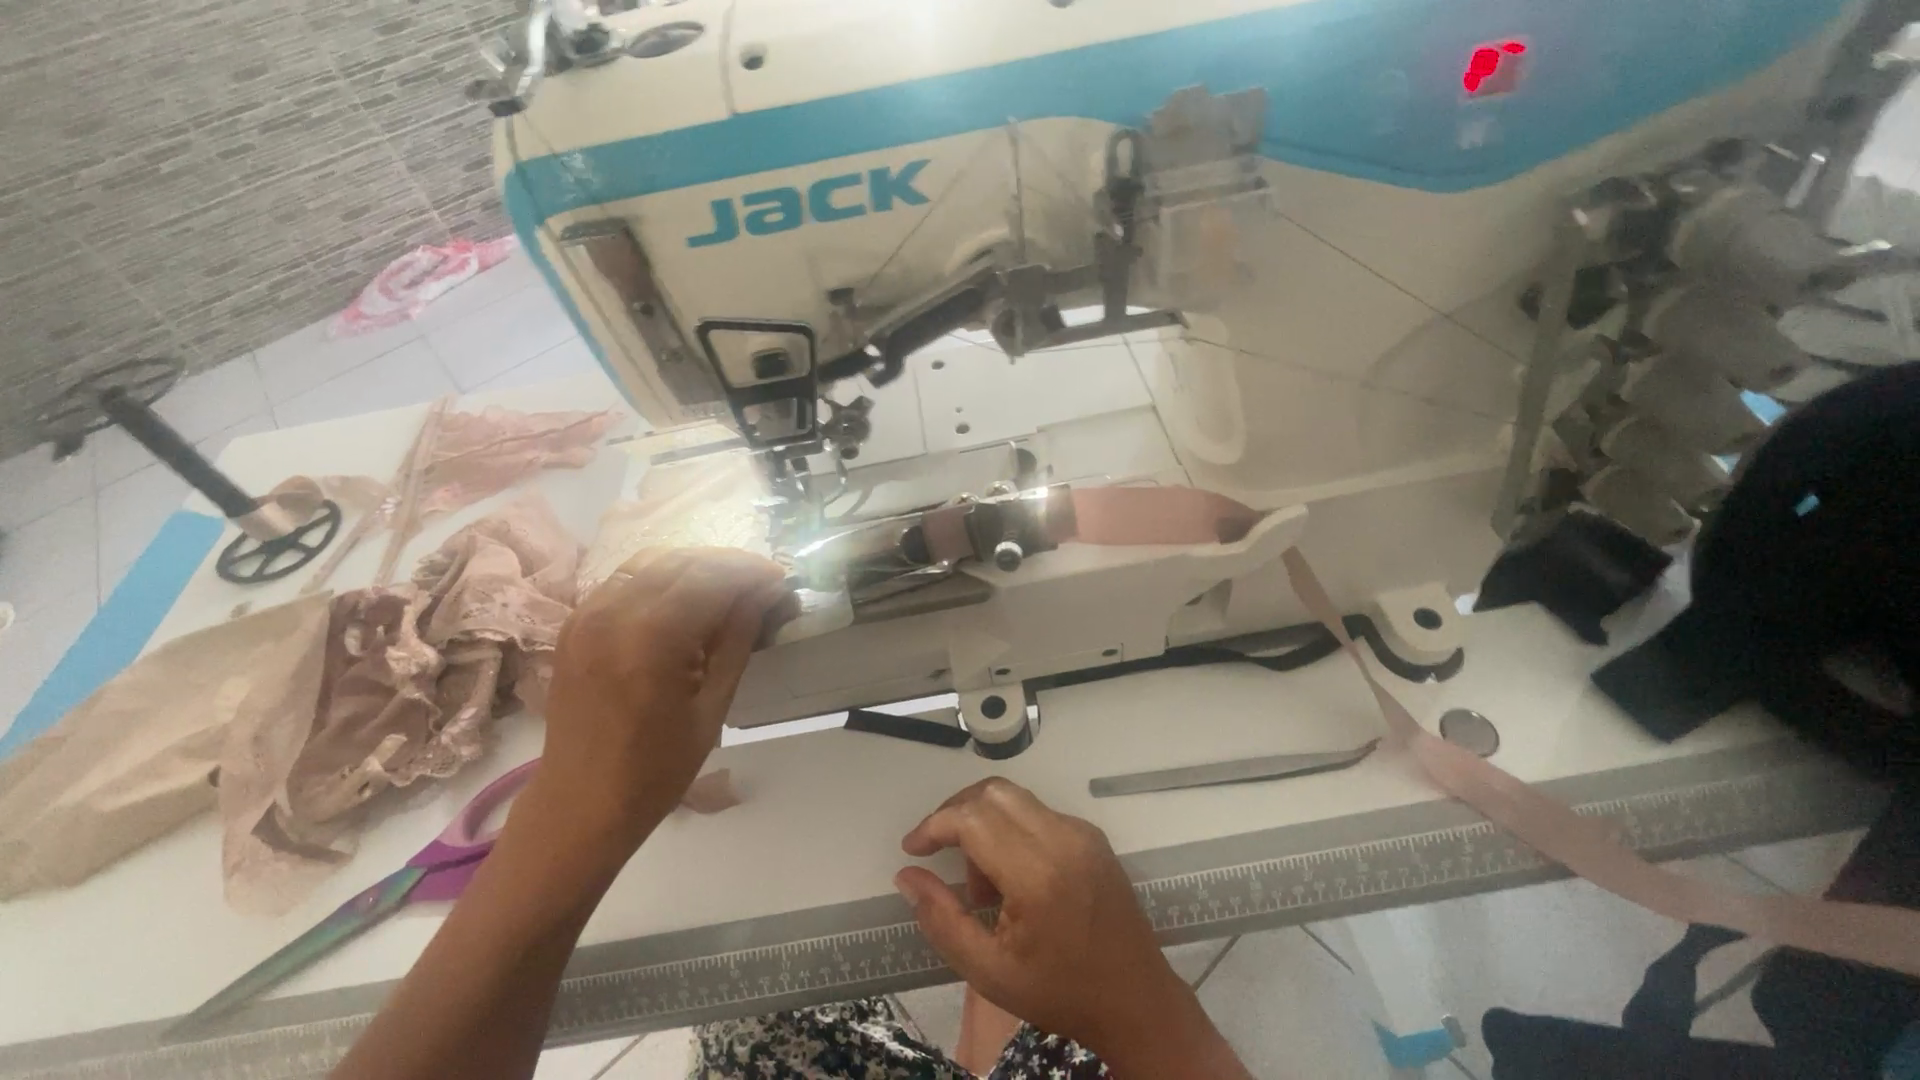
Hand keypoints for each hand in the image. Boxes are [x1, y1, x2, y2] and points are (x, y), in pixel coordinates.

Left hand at [537, 547, 785, 849]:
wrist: (581, 803)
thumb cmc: (658, 769)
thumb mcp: (713, 708)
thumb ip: (737, 641)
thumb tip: (766, 594)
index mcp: (652, 639)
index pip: (712, 577)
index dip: (751, 572)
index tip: (781, 580)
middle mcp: (614, 613)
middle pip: (682, 561)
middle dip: (727, 564)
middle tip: (760, 583)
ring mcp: (587, 615)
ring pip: (650, 561)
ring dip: (693, 566)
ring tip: (726, 588)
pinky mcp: (575, 624)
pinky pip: (623, 579)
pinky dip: (659, 577)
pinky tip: (682, 600)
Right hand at [894, 779, 1227, 1068]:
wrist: (1135, 1000)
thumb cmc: (1060, 992)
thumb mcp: (988, 971)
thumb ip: (942, 919)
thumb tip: (907, 876)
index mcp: (1037, 874)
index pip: (972, 818)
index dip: (934, 826)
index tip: (913, 851)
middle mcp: (1063, 839)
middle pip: (992, 792)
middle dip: (955, 813)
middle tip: (936, 852)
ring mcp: (1082, 833)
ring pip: (1015, 799)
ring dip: (983, 823)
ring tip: (982, 887)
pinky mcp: (1092, 837)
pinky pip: (1038, 814)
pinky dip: (1011, 831)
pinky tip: (1011, 880)